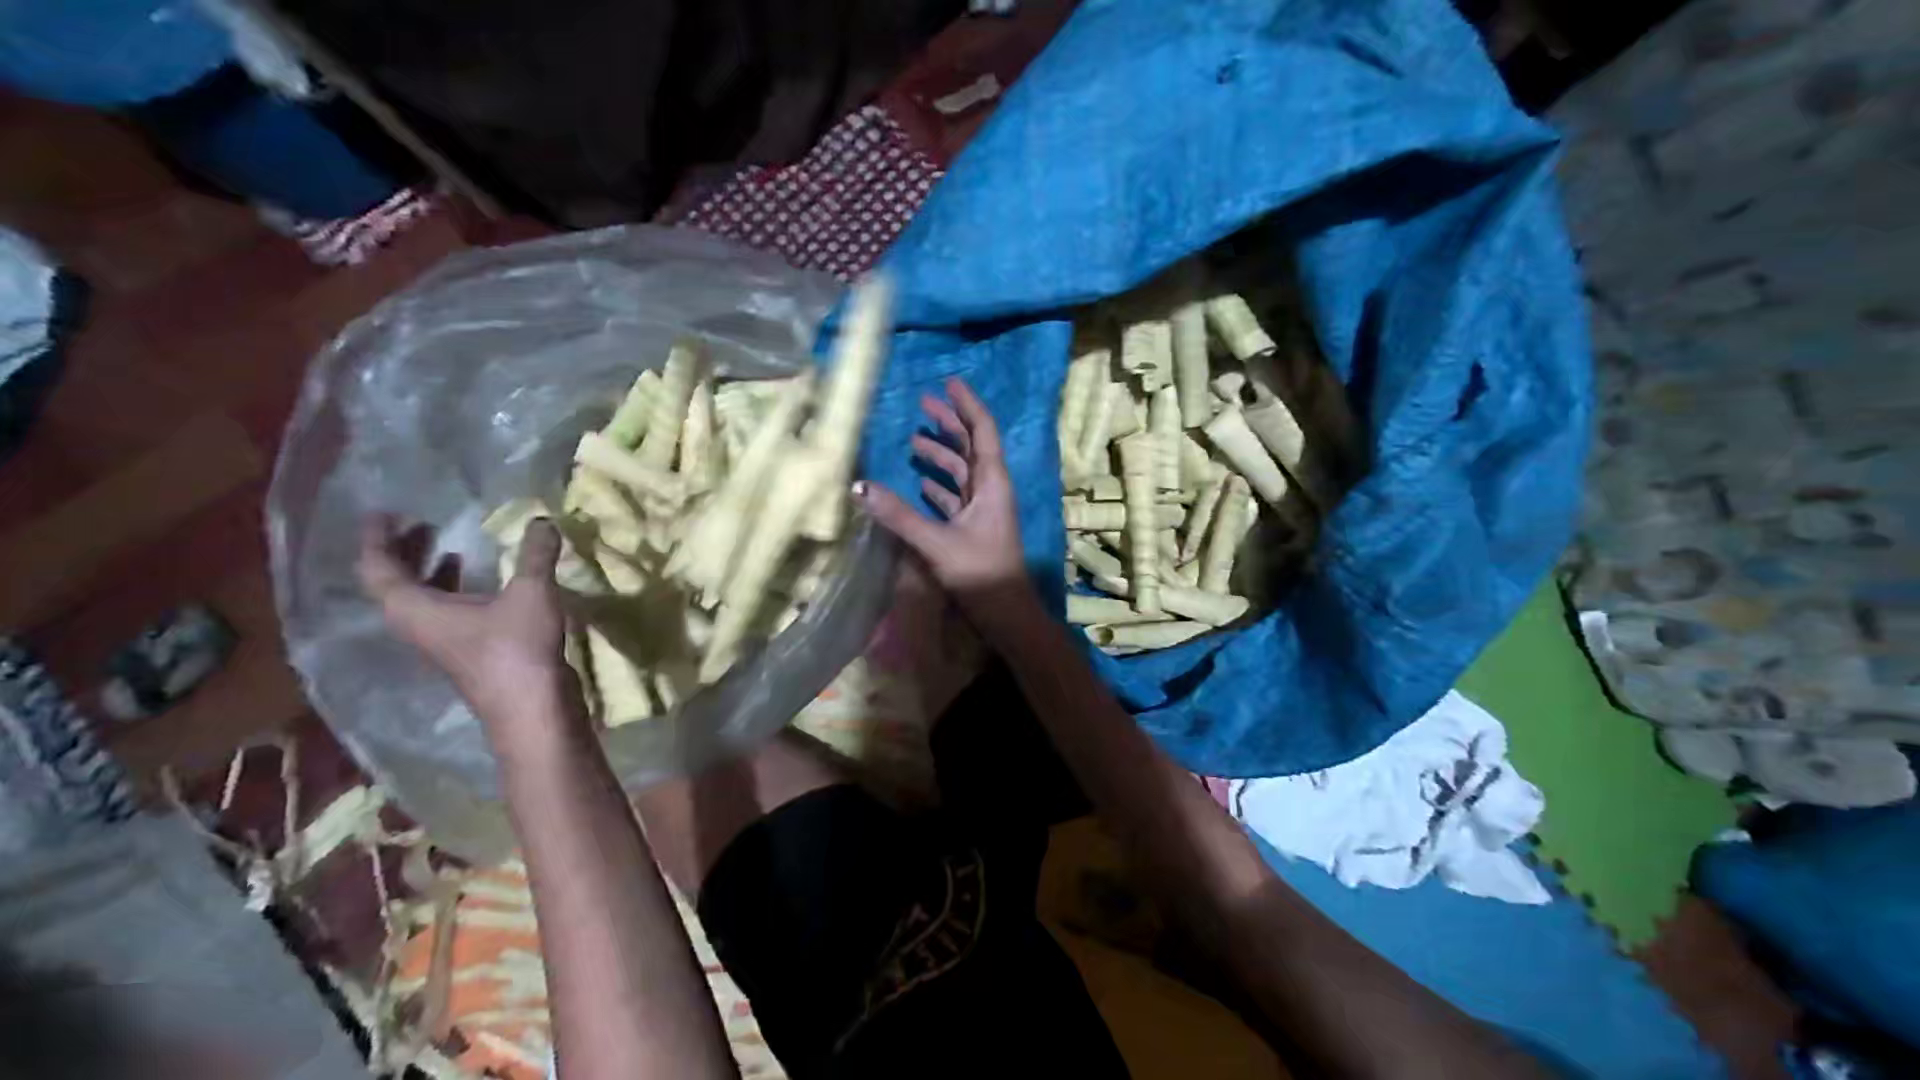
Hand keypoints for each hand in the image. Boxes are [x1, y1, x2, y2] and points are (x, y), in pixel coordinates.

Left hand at [357, 513, 572, 726]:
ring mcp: (443, 641)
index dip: (377, 539)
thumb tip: (542, 521)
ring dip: (431, 571)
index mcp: (414, 609)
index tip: (384, 513)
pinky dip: (456, 589)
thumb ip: (535, 555)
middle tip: (420, 524)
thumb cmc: (515, 647)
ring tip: (450, 546)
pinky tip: (484, 581)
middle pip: (395, 584)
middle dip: (404, 552)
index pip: (377, 568)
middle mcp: (419, 625)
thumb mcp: (530, 593)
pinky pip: (448, 611)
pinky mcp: (468, 651)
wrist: (532, 706)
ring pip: (423, 600)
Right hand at [857, 377, 1034, 624]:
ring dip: (941, 455)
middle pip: (971, 446)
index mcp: (992, 483)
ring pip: (961, 472)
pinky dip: (938, 486)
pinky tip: (920, 483)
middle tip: (924, 402)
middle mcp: (990, 489)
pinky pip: (954, 497)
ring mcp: (983, 509)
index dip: (967, 404)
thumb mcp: (937, 542)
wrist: (1006, 614)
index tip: (950, 382)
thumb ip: (898, 515)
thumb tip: (859, 487)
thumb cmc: (980, 573)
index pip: (982, 431)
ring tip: (914, 441)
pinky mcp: (973, 528)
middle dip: (950, 423)